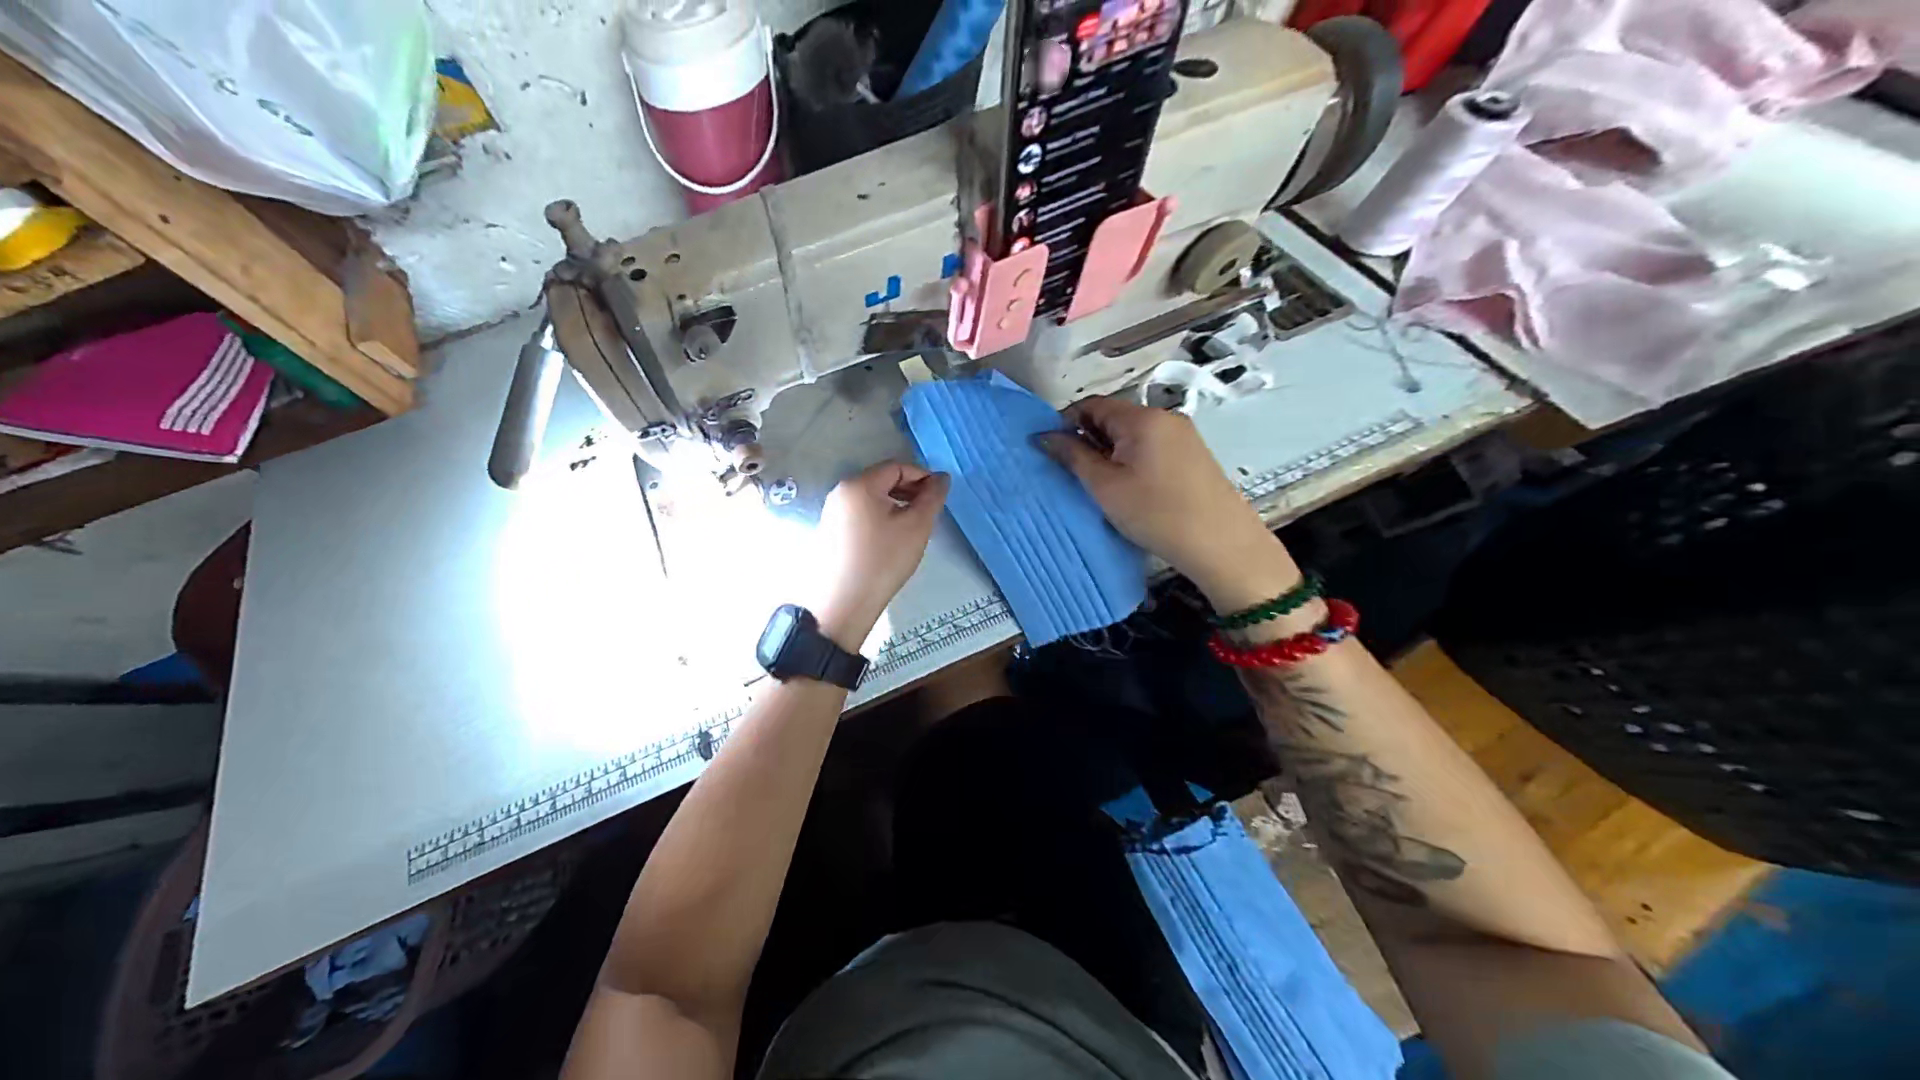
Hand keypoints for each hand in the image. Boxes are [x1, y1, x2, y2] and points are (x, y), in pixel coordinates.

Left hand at [812, 462, 950, 650]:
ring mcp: (832, 512)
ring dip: (895, 505)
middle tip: (928, 513)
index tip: (938, 497)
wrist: (844, 603)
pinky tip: (890, 541)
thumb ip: (932, 497)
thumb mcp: (917, 526)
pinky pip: (860, 515)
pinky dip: (880, 519)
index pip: (896, 466)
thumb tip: (941, 477)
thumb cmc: (884, 560)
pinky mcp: (830, 532)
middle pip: (882, 480)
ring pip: (871, 499)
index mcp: (859, 484)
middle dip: (909, 491)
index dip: (922, 476)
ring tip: (911, 529)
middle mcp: (841, 492)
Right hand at [1038, 397, 1301, 615]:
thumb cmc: (1155, 514)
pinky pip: (1152, 446)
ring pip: (1133, 434)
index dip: (1066, 422)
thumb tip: (1043, 436)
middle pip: (1114, 417)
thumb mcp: (1105, 486)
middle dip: (1089, 439)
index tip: (1054, 451)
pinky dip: (1133, 459)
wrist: (1220, 544)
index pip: (1092, 404)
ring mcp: (1184, 434)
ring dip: (1111, 452)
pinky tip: (1132, 488)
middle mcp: (1165, 416)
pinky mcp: (1194, 454)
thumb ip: (1072, 456)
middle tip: (1077, 474)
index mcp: (1142, 418)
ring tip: (1104, 485)